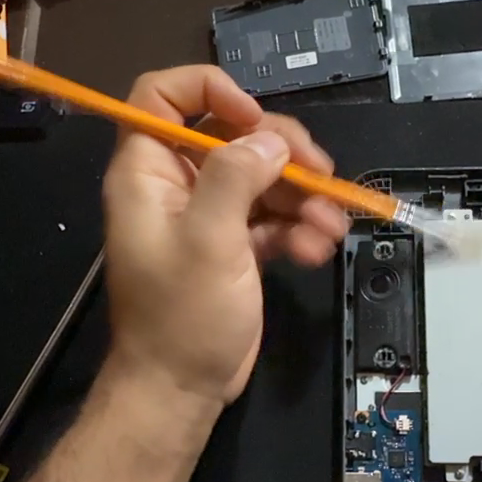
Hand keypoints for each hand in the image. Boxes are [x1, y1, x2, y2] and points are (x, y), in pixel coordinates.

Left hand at [100, 65, 349, 408]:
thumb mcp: (207, 242)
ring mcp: (210, 216)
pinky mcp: (236, 246)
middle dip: (281, 152)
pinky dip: (298, 228)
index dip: (210, 91)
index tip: (255, 119)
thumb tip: (270, 140)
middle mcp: (177, 185)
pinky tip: (317, 249)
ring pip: (262, 178)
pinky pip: (272, 218)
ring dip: (303, 197)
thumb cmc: (181, 316)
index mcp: (149, 172)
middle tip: (321, 174)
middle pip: (232, 136)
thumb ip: (235, 179)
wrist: (181, 389)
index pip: (164, 96)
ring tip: (332, 225)